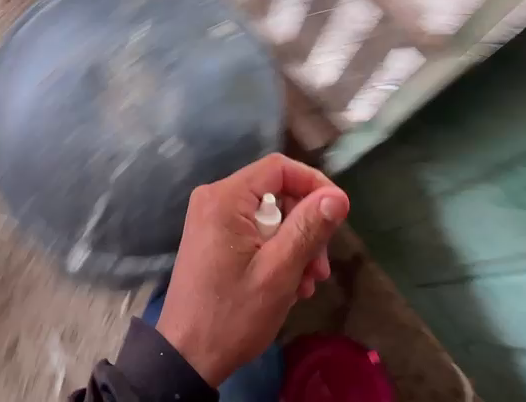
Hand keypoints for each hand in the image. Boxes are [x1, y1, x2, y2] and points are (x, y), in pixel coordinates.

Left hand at [155, 153, 349, 384]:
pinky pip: (252, 231)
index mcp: (225, 197)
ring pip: (267, 215)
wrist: (187, 357)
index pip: (279, 168)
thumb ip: (308, 228)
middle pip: (275, 193)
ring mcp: (210, 218)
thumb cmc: (233, 314)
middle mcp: (214, 198)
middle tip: (320, 268)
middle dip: (305, 226)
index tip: (338, 214)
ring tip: (306, 285)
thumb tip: (338, 196)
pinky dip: (274, 252)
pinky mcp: (211, 238)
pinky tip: (287, 286)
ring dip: (293, 246)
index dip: (313, 184)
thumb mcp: (279, 272)